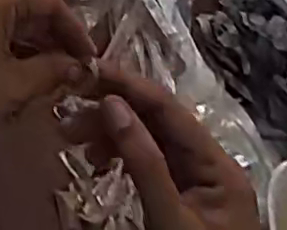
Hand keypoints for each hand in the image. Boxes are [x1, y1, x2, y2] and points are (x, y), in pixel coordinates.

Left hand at [0, 0, 95, 145]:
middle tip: (69, 55)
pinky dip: (8, 19)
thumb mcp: (15, 85)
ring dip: (30, 18)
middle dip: (51, 17)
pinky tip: (21, 53)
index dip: (73, 28)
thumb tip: (78, 67)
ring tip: (50, 60)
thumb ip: (52, 70)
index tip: (89, 60)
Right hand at [59, 68, 260, 229]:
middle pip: (153, 118)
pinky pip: (141, 157)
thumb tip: (111, 100)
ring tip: (72, 136)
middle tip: (68, 109)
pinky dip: (114, 151)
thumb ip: (143, 159)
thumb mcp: (170, 220)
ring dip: (106, 129)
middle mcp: (207, 164)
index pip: (167, 106)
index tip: (85, 71)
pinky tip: (93, 156)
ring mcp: (191, 180)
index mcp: (218, 166)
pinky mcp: (176, 194)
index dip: (126, 83)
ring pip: (143, 134)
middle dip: (109, 108)